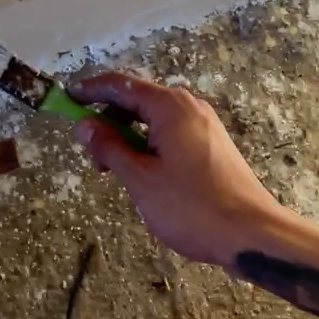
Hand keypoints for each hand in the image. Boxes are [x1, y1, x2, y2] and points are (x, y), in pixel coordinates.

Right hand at [69, 72, 294, 267]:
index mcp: (169, 106)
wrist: (251, 234)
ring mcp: (203, 124)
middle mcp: (188, 106)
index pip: (121, 84)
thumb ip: (109, 147)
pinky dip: (148, 143)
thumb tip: (84, 125)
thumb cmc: (191, 206)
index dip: (91, 89)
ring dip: (128, 135)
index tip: (67, 98)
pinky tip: (142, 172)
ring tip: (114, 168)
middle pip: (137, 99)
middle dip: (108, 119)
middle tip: (91, 152)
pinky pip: (170, 132)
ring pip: (154, 118)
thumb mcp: (140, 179)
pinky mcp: (211, 143)